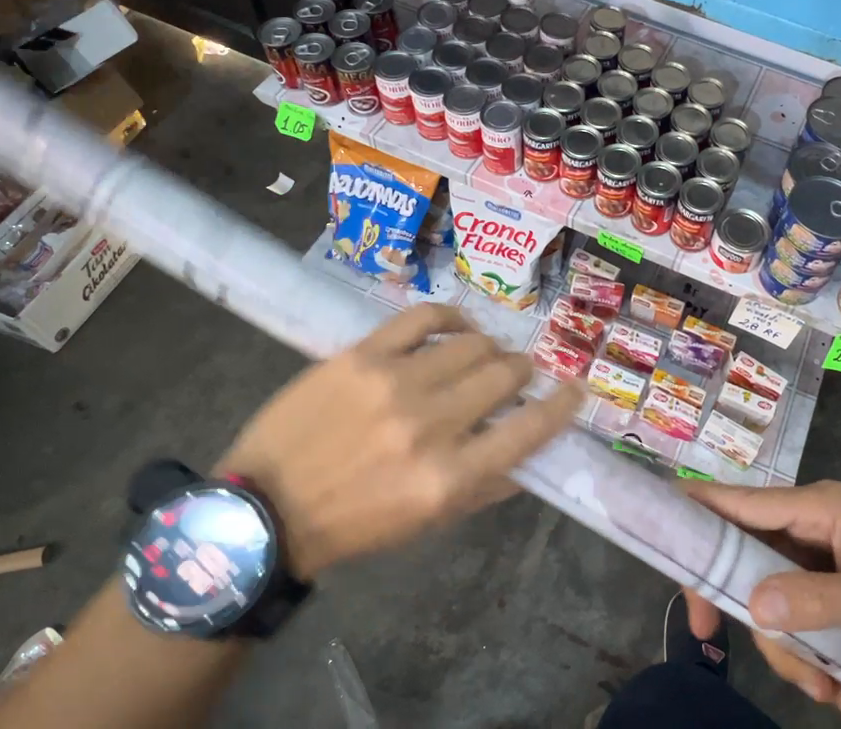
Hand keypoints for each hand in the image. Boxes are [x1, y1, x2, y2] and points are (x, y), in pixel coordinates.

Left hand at [218, 305, 580, 580]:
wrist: (265, 508)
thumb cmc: (354, 524)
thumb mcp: (428, 522)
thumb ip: (485, 486)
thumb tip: (532, 448)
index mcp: (448, 478)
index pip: (530, 429)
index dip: (563, 405)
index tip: (575, 390)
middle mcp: (429, 425)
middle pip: (505, 376)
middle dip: (523, 373)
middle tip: (517, 376)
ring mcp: (394, 384)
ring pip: (473, 344)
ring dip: (490, 349)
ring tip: (483, 355)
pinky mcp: (361, 355)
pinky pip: (424, 317)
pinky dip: (452, 317)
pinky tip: (458, 327)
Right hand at [683, 479, 840, 723]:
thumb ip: (818, 601)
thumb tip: (750, 605)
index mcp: (818, 509)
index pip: (738, 502)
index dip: (692, 513)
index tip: (654, 540)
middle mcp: (808, 525)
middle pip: (743, 561)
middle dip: (751, 618)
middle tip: (733, 651)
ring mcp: (815, 556)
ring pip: (768, 601)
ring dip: (792, 653)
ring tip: (834, 694)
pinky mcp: (826, 586)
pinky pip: (794, 619)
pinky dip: (811, 658)